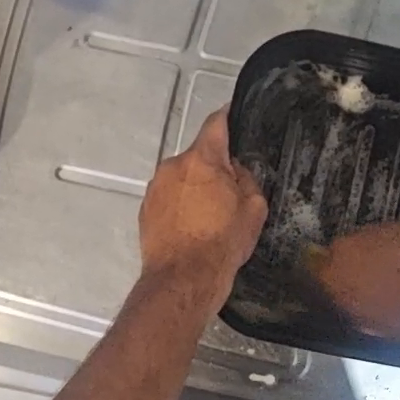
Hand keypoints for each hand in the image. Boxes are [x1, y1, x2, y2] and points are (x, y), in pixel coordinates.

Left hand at [138, 110, 267, 307]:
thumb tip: (235, 170)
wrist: (183, 280)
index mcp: (202, 159)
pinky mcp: (145, 209)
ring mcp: (155, 187)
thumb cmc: (222, 243)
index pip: (216, 123)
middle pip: (199, 156)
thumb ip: (247, 180)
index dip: (229, 118)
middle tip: (231, 192)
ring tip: (211, 217)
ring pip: (183, 178)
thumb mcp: (254, 209)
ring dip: (196, 188)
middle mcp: (173, 165)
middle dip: (215, 168)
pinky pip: (169, 198)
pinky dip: (181, 206)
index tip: (236, 119)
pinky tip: (193, 228)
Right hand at [310, 223, 399, 338]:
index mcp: (328, 275)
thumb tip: (347, 310)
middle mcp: (343, 249)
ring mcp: (368, 234)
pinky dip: (390, 249)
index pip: (308, 276)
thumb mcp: (365, 324)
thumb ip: (347, 311)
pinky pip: (384, 238)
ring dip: (368, 258)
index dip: (316, 284)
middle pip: (334, 256)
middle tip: (360, 287)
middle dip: (345, 269)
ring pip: (360, 245)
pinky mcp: (392, 226)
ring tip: (387, 278)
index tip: (323, 292)